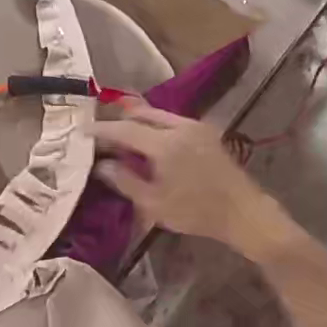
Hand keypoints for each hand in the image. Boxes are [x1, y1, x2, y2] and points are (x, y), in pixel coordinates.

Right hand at [91, 99, 283, 250]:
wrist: (243, 212)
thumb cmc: (196, 212)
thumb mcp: (154, 203)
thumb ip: (125, 181)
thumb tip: (102, 165)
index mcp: (164, 143)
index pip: (125, 129)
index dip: (102, 129)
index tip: (83, 130)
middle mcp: (180, 127)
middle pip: (142, 115)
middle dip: (119, 119)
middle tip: (100, 127)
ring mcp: (195, 127)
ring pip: (159, 115)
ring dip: (138, 120)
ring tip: (120, 129)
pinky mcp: (206, 132)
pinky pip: (172, 120)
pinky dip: (155, 123)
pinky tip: (148, 136)